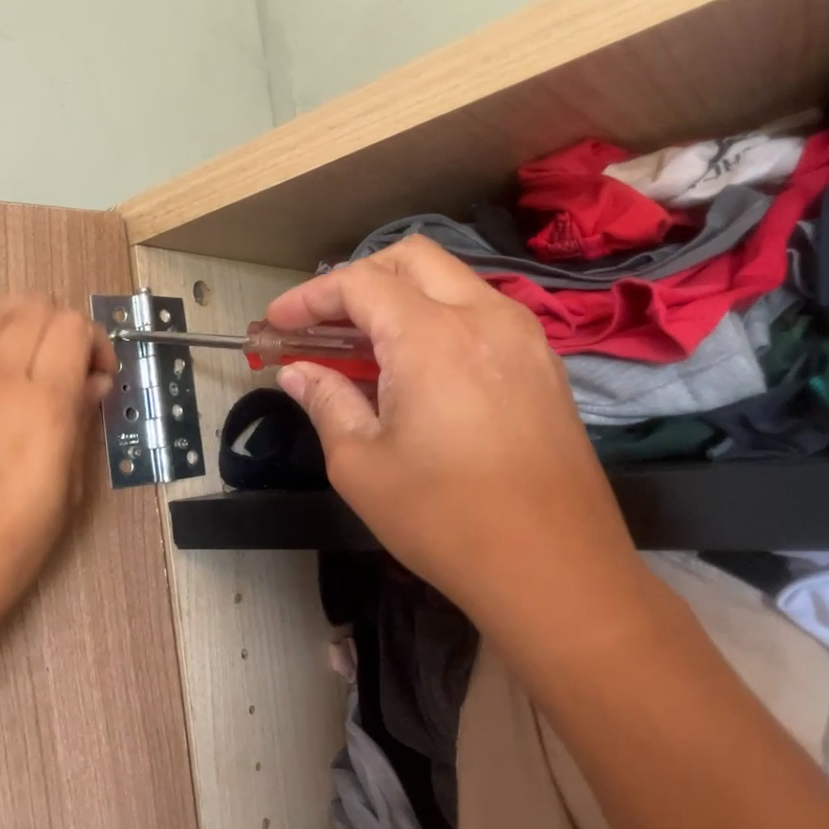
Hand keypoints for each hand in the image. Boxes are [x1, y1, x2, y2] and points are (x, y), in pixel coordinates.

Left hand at [0, 294, 117, 634]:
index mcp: (42, 405)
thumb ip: (81, 423)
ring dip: (18, 320)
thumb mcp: (67, 492)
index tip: (97, 375)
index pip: (73, 327)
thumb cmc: (9, 547)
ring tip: (25, 357)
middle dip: (61, 327)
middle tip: (66, 367)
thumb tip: (93, 382)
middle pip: (35, 306)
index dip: (95, 342)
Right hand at [266, 236, 641, 622]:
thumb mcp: (360, 465)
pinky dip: (438, 321)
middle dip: (357, 279)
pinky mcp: (544, 366)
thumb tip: (296, 373)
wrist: (553, 569)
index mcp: (432, 337)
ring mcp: (524, 338)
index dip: (308, 297)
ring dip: (400, 298)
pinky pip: (481, 316)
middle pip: (412, 259)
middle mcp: (484, 318)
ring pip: (452, 283)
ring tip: (363, 349)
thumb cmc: (443, 519)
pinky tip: (416, 371)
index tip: (275, 323)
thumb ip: (325, 402)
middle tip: (321, 324)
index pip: (359, 283)